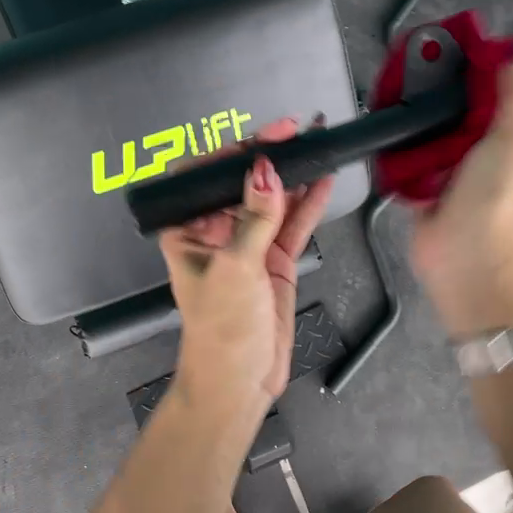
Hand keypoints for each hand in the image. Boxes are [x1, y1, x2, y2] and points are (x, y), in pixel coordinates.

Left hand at [159, 119, 334, 421]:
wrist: (241, 382)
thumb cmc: (221, 326)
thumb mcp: (235, 268)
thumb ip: (255, 217)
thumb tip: (265, 169)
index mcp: (188, 229)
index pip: (202, 178)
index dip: (228, 154)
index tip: (261, 140)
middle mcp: (216, 230)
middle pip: (242, 183)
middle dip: (268, 156)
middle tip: (296, 129)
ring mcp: (249, 244)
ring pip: (272, 199)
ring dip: (292, 173)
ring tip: (316, 142)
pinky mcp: (275, 260)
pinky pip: (292, 223)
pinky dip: (308, 202)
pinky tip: (325, 179)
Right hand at [412, 58, 512, 337]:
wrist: (466, 264)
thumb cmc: (497, 200)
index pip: (505, 93)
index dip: (486, 68)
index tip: (458, 42)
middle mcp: (490, 152)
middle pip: (466, 108)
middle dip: (445, 88)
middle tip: (416, 59)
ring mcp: (456, 170)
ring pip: (437, 129)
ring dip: (420, 113)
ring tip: (395, 81)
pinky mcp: (425, 185)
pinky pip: (412, 154)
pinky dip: (401, 141)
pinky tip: (386, 117)